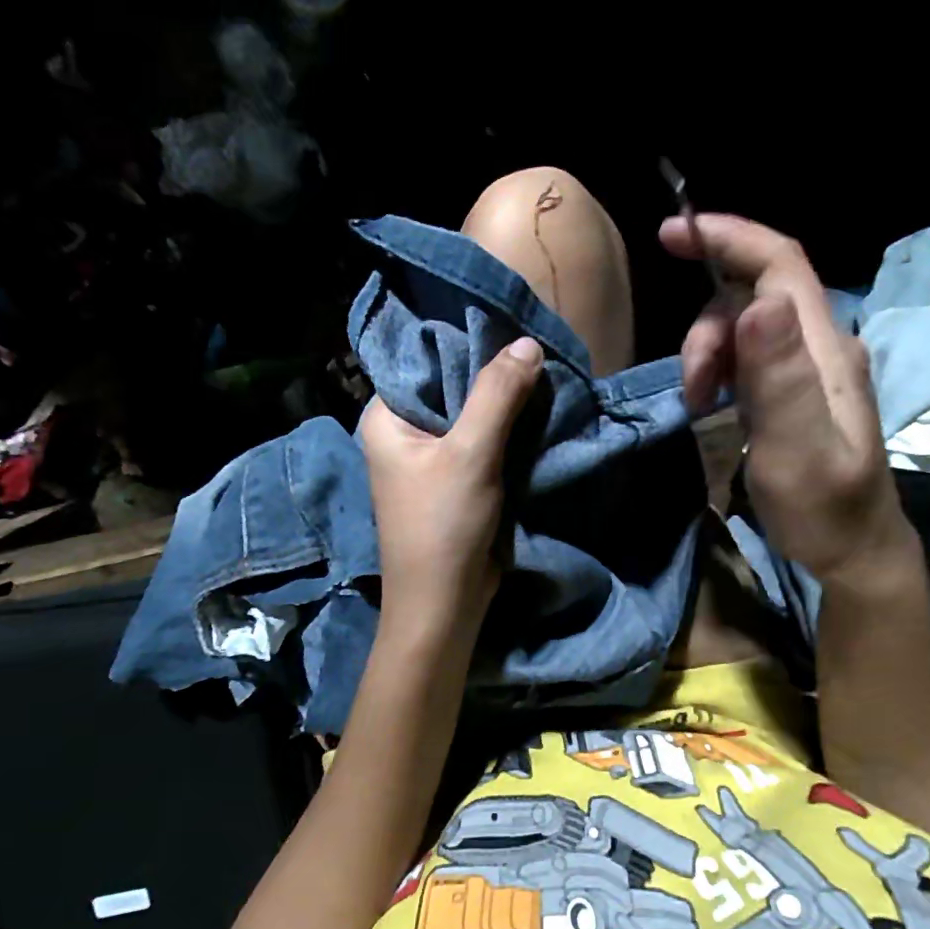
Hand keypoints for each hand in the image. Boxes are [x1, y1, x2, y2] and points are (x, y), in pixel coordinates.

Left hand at [359, 336, 543, 626]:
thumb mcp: (470, 453)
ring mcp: (430, 459)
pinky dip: (506, 432)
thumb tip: (528, 343)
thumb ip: (497, 395)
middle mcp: (403, 433)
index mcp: (386, 418)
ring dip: (503, 404)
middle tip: (536, 351)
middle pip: (450, 387)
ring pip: (471, 416)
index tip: (511, 327)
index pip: (424, 360)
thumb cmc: (444, 524)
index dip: (466, 342)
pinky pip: (482, 443)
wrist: (446, 601)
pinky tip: (536, 413)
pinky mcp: (456, 481)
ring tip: (543, 375)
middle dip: (492, 375)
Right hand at [661, 214, 916, 585]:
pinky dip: (722, 371)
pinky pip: (751, 356)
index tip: (673, 233)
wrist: (853, 551)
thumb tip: (760, 302)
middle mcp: (823, 346)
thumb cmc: (824, 507)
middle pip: (754, 295)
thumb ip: (782, 377)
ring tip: (702, 406)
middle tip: (694, 391)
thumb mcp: (798, 447)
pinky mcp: (799, 392)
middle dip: (708, 329)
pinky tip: (716, 405)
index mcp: (826, 349)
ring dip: (711, 355)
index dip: (729, 238)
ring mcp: (812, 370)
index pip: (780, 263)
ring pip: (748, 327)